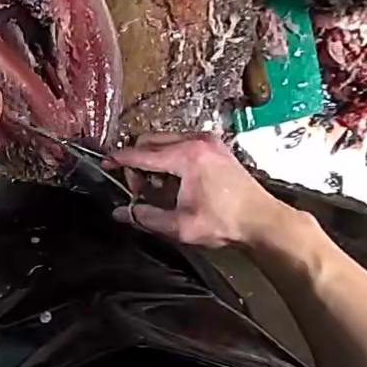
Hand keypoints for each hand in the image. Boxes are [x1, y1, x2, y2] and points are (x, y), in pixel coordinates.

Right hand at [108, 133, 298, 248]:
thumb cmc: (225, 223)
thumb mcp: (180, 226)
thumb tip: (120, 213)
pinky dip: (169, 157)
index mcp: (187, 156)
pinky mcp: (215, 146)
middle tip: (137, 188)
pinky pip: (181, 143)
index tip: (105, 164)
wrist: (262, 220)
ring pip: (165, 141)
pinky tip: (173, 180)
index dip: (119, 160)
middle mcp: (196, 141)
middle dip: (137, 162)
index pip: (142, 154)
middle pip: (151, 141)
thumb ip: (146, 217)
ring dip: (153, 159)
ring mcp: (208, 141)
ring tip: (156, 187)